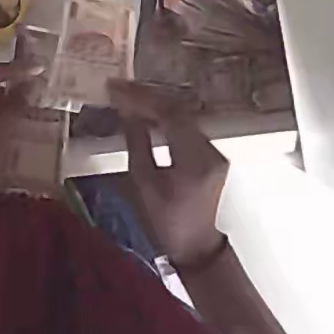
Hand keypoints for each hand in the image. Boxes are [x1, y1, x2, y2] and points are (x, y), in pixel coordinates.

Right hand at [109, 80, 228, 264]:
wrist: (196, 246)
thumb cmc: (166, 220)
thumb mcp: (144, 183)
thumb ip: (137, 143)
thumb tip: (127, 113)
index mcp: (195, 160)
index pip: (169, 116)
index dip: (142, 98)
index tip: (119, 89)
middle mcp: (210, 150)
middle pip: (179, 110)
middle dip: (148, 96)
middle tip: (122, 87)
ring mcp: (214, 150)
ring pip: (184, 115)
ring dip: (156, 104)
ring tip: (130, 95)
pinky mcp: (211, 153)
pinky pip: (187, 125)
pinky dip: (166, 116)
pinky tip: (148, 113)